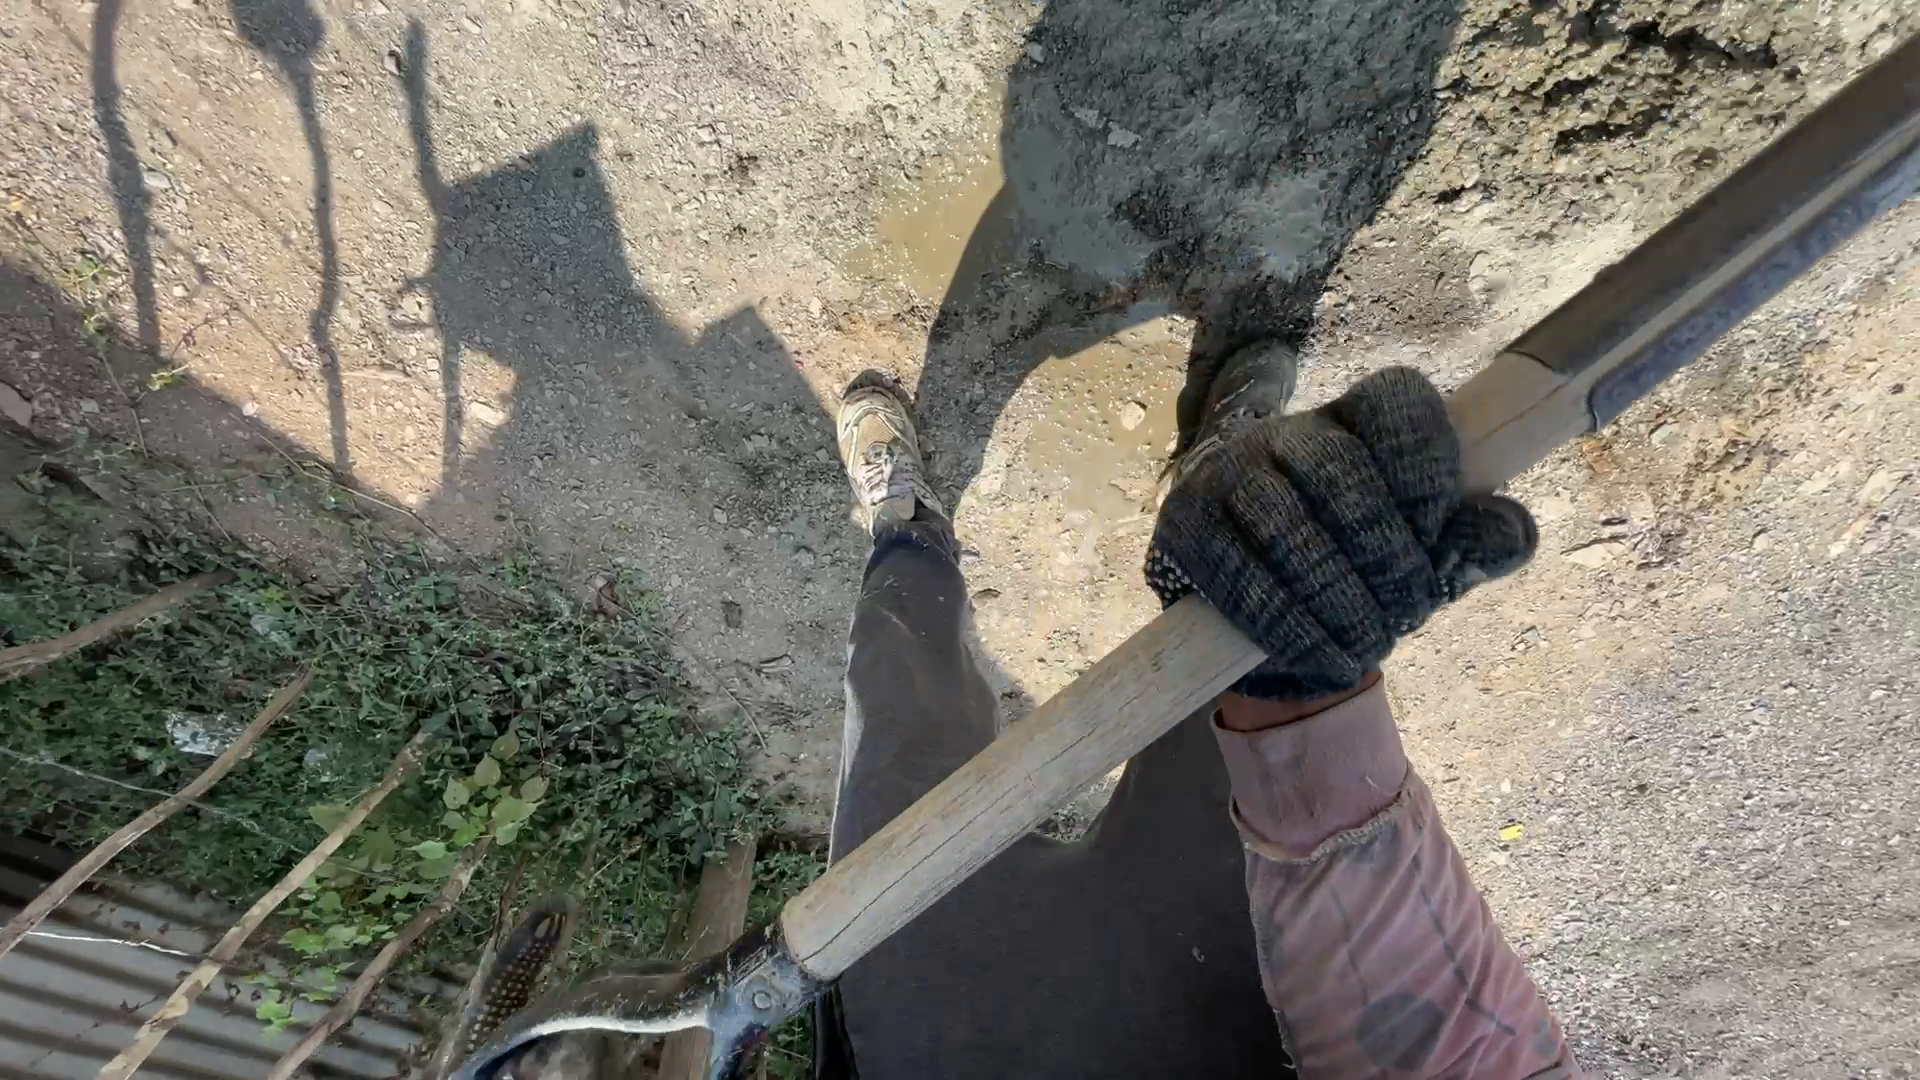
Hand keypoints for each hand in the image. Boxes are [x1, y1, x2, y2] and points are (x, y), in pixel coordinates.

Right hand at [1146, 367, 1535, 700]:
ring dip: (1334, 595)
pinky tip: (1321, 657)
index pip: (1394, 403)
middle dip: (1383, 553)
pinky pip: (1233, 570)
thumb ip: (1470, 541)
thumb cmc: (1344, 568)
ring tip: (1367, 646)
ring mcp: (1222, 475)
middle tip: (1410, 615)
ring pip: (1280, 520)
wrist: (1248, 602)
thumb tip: (1502, 532)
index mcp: (1349, 420)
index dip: (1424, 466)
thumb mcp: (1417, 555)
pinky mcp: (1183, 524)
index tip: (1437, 536)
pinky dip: (1283, 622)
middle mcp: (1280, 434)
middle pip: (1335, 469)